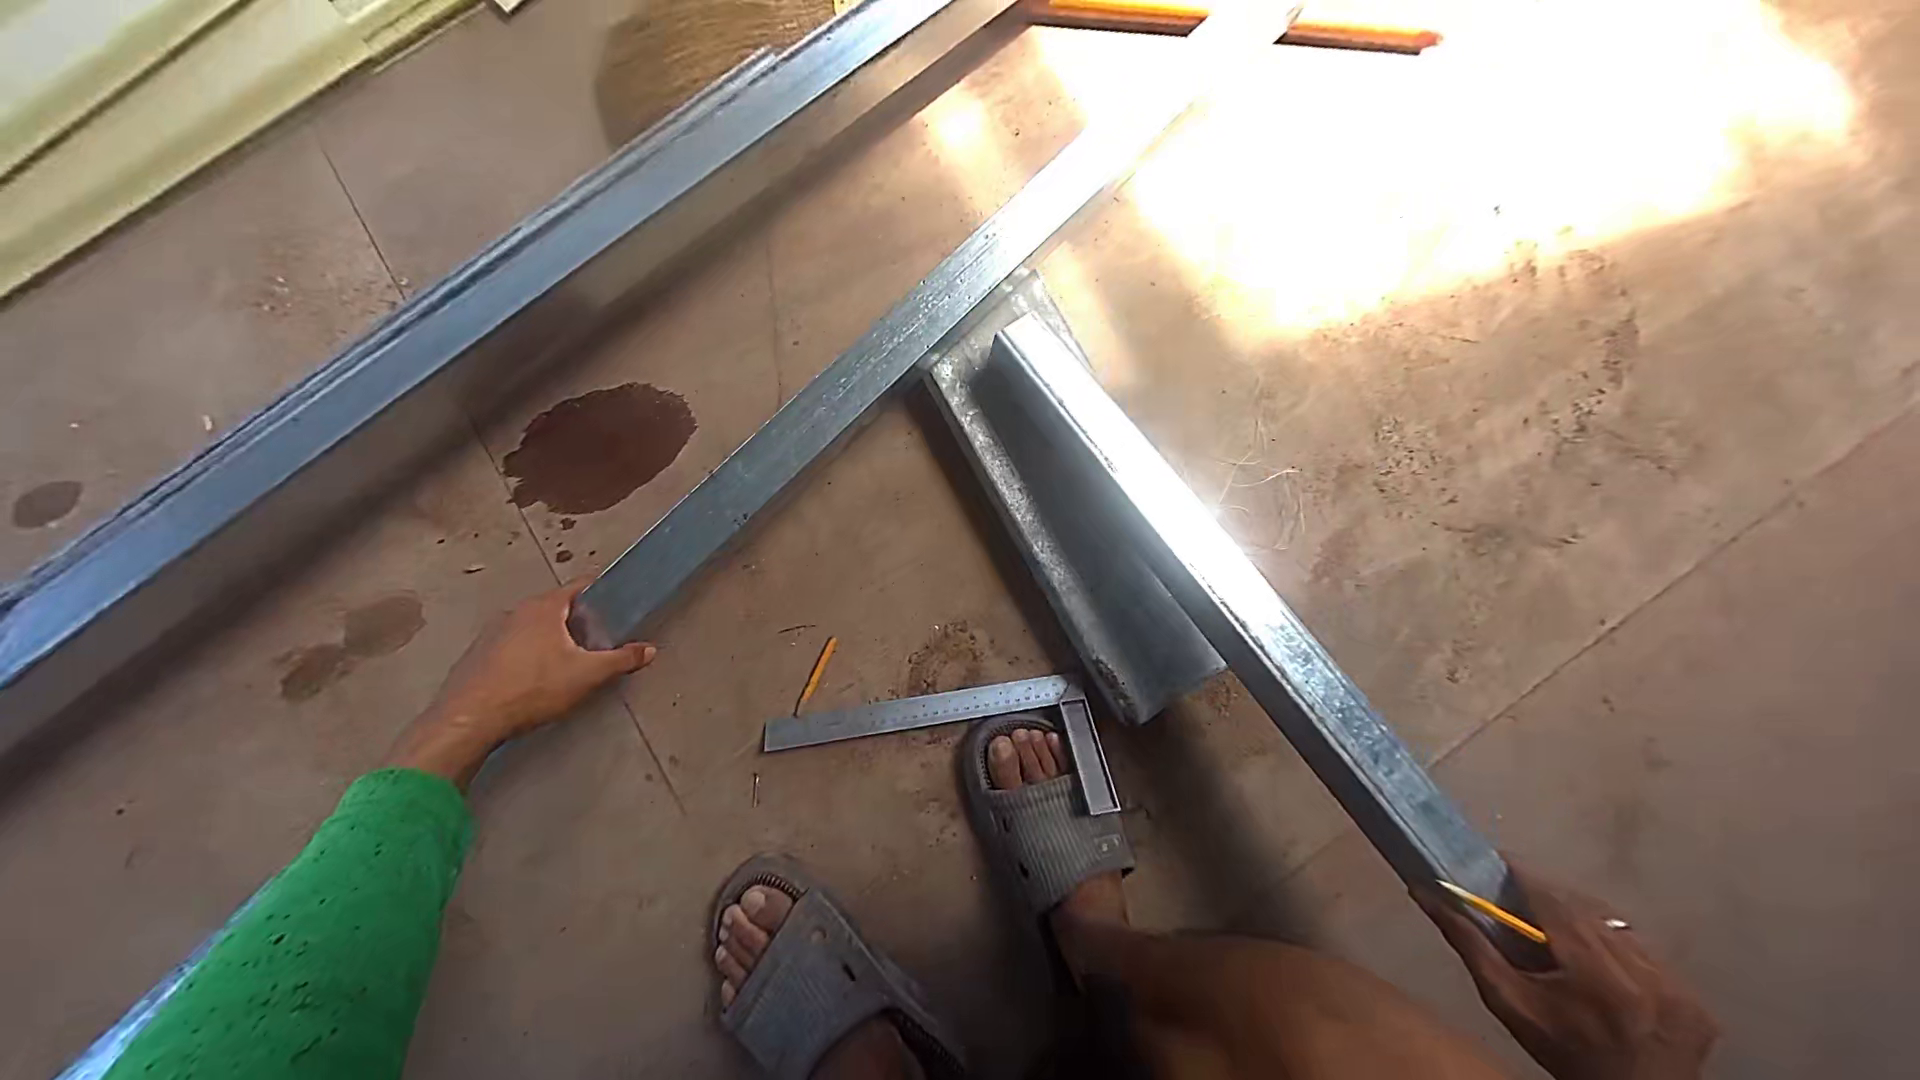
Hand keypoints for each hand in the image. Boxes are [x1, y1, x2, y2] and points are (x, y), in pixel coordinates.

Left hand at [385, 580, 655, 788]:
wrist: (468, 721)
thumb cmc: (531, 689)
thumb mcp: (589, 674)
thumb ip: (622, 659)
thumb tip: (647, 650)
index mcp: (545, 608)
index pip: (580, 586)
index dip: (602, 591)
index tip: (617, 598)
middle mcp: (516, 613)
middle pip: (557, 607)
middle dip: (579, 620)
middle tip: (599, 638)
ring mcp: (492, 633)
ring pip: (534, 627)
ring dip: (553, 638)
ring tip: (570, 661)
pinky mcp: (478, 656)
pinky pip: (514, 646)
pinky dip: (530, 654)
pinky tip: (538, 677)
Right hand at [1415, 863, 1717, 1079]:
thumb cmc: (1558, 1050)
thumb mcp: (1504, 998)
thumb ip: (1467, 941)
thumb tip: (1422, 890)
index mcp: (1596, 975)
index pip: (1554, 900)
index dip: (1523, 876)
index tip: (1496, 861)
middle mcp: (1644, 974)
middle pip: (1584, 909)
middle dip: (1547, 897)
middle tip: (1516, 896)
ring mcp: (1678, 988)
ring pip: (1614, 926)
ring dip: (1580, 919)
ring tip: (1552, 928)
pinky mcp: (1695, 1000)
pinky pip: (1642, 951)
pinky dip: (1612, 944)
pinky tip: (1592, 958)